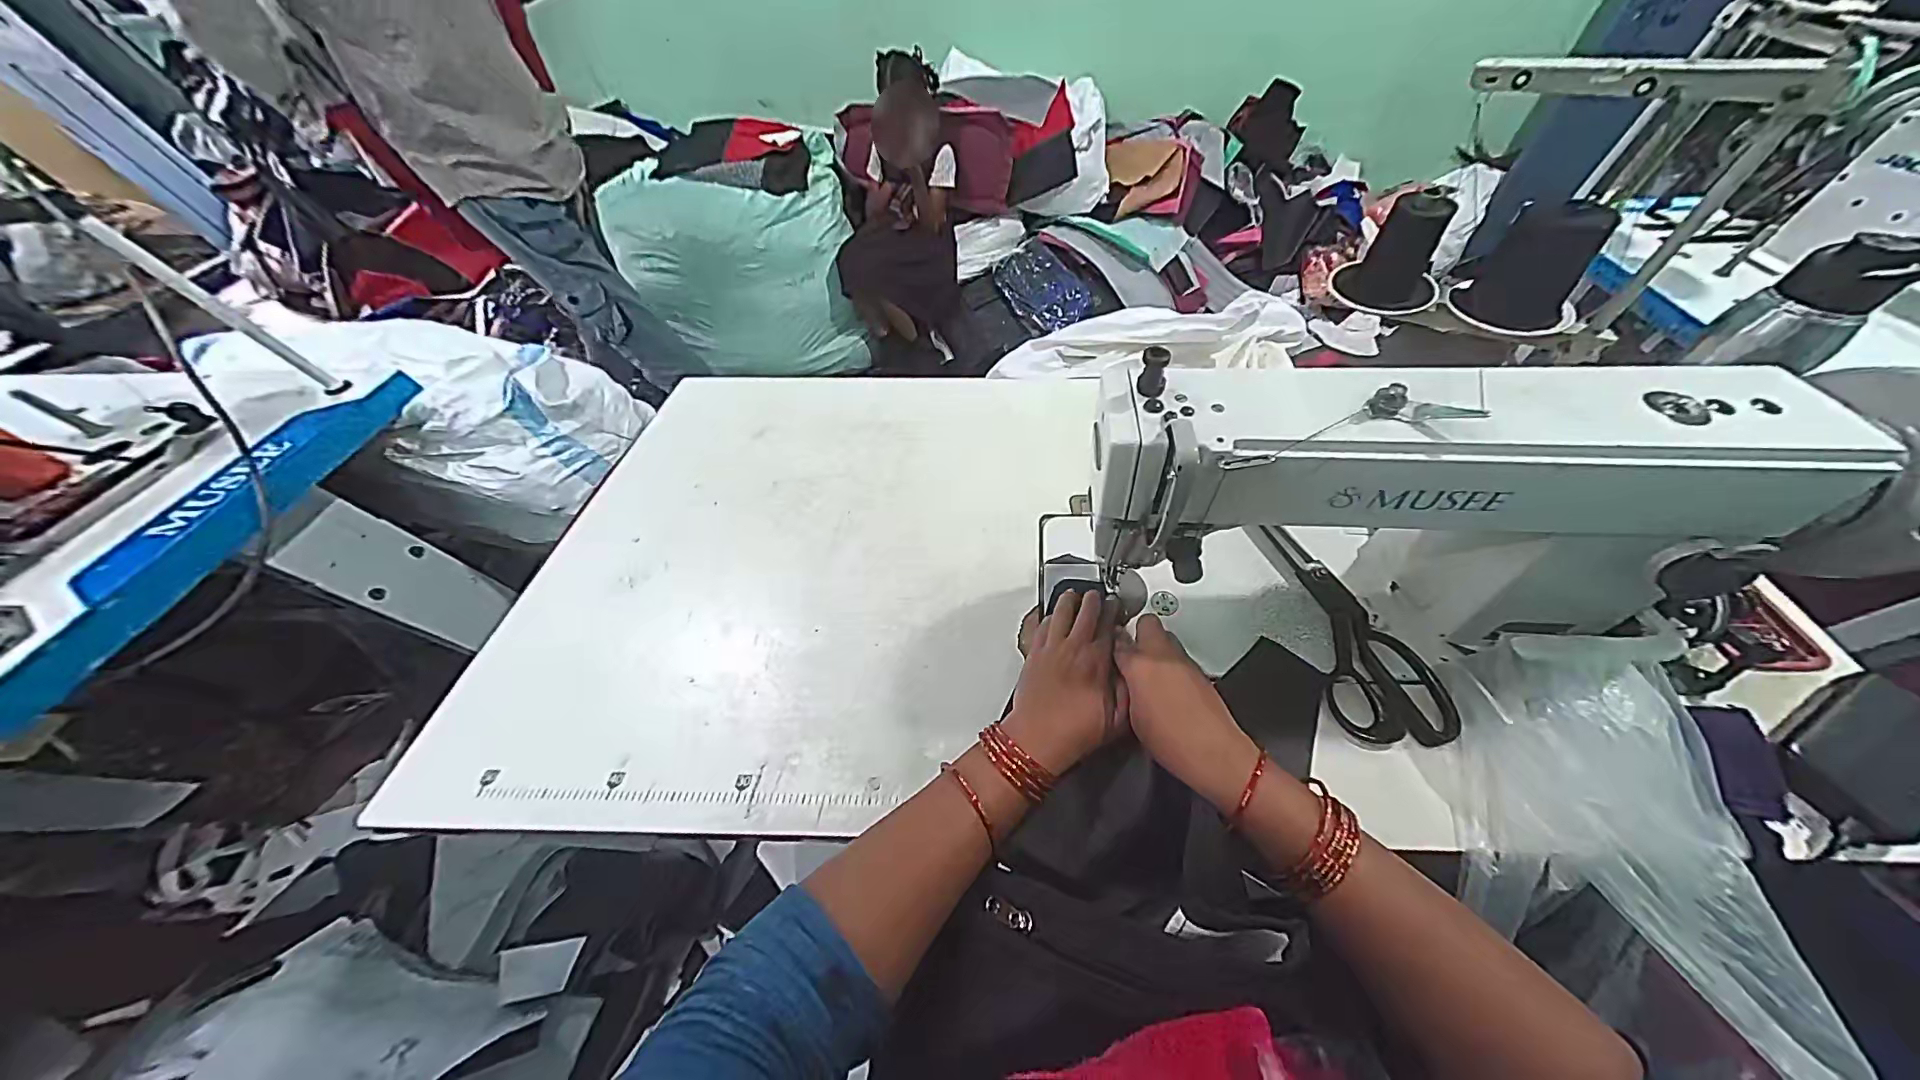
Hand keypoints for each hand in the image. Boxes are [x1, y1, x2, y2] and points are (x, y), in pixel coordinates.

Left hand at [1003, 592, 1125, 774]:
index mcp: (1096, 661)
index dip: (1114, 613)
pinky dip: (1046, 615)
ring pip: (1060, 613)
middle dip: (1094, 601)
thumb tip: (1133, 672)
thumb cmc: (1074, 732)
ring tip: (1074, 596)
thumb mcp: (1117, 719)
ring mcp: (1050, 649)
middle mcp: (1073, 648)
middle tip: (1097, 596)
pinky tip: (1049, 614)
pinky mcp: (1033, 654)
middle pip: (1085, 612)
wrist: (1036, 738)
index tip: (1117, 607)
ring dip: (1069, 601)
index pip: (1109, 626)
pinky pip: (1040, 625)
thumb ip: (1128, 691)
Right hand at [1114, 615, 1260, 810]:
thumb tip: (1127, 681)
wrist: (1213, 751)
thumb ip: (1127, 689)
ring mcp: (1185, 662)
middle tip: (1132, 649)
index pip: (1119, 642)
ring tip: (1151, 669)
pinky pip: (1180, 657)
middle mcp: (1163, 656)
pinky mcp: (1200, 671)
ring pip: (1167, 638)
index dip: (1114, 646)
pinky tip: (1169, 685)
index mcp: (1139, 666)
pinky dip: (1172, 663)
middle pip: (1148, 624)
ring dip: (1157, 648)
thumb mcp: (1134, 717)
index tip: (1112, 651)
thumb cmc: (1172, 741)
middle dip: (1139, 632)